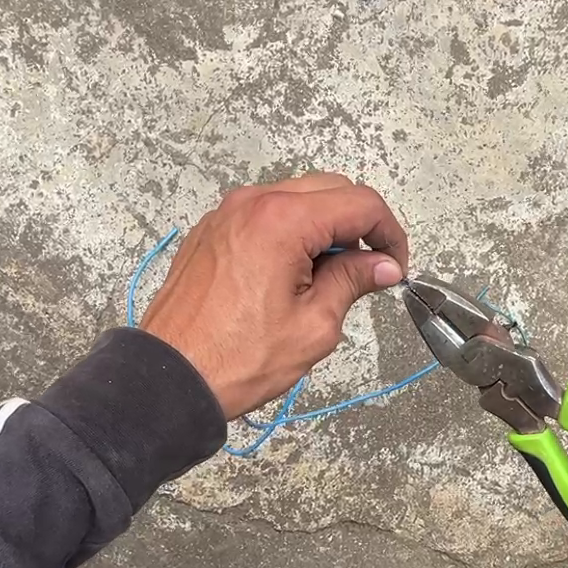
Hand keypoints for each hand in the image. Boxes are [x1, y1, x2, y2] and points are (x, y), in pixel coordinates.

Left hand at [139, 173, 410, 418]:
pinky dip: (292, 234)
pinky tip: (296, 275)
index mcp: (282, 221)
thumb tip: (383, 265)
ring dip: (325, 229)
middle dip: (360, 226)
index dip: (389, 232)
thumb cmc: (239, 359)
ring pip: (296, 200)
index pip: (359, 203)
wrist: (171, 377)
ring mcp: (227, 214)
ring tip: (333, 279)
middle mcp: (252, 203)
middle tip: (372, 271)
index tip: (396, 265)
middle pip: (329, 189)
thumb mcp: (314, 326)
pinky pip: (265, 216)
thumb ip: (352, 282)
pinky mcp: (212, 232)